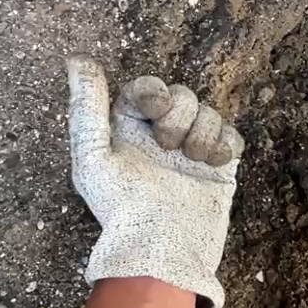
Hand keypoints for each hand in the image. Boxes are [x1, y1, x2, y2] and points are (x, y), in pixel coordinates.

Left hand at [65, 58, 244, 307]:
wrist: (163, 249)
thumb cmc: (121, 206)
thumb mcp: (92, 156)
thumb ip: (86, 106)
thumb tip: (76, 58)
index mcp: (130, 129)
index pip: (148, 88)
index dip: (154, 92)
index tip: (155, 108)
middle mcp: (162, 135)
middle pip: (182, 96)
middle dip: (179, 116)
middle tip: (168, 147)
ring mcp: (192, 151)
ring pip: (208, 113)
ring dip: (201, 133)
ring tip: (190, 161)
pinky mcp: (219, 166)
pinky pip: (231, 136)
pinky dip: (224, 145)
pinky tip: (212, 165)